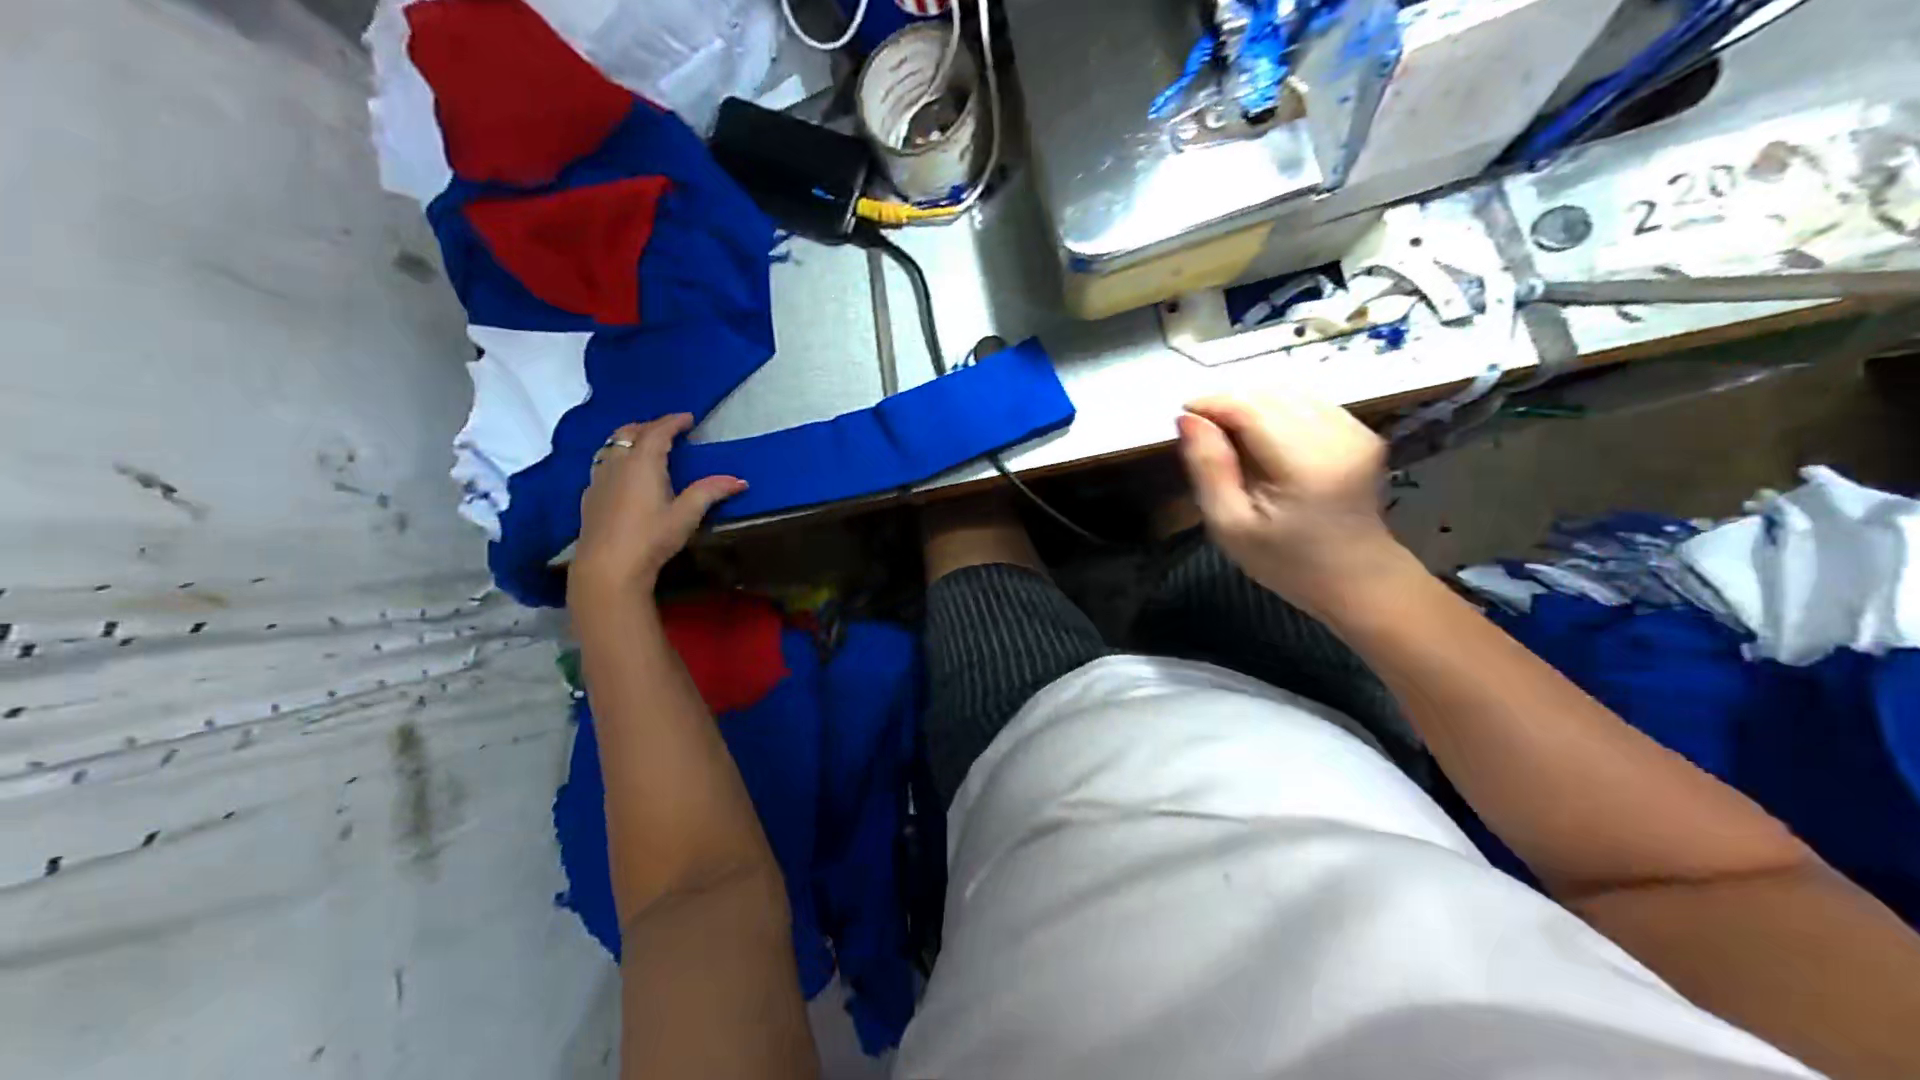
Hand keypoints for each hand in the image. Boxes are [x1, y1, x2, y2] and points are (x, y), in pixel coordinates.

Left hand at [569, 414, 746, 602]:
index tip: (688, 418)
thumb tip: (740, 481)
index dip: (674, 421)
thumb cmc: (650, 537)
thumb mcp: (686, 515)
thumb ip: (710, 492)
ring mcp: (599, 478)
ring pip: (612, 446)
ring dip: (630, 439)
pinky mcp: (588, 495)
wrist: (608, 566)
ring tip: (645, 446)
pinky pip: (603, 464)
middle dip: (650, 426)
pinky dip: (617, 458)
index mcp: (643, 462)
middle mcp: (617, 463)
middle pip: (630, 432)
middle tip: (668, 430)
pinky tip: (624, 475)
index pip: (658, 431)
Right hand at [1176, 394, 1409, 616]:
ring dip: (1253, 405)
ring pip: (1290, 393)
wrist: (1357, 580)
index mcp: (1307, 464)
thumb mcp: (1230, 525)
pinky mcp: (1361, 432)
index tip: (1183, 414)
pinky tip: (1264, 439)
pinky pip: (1308, 403)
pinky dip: (1277, 411)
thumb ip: (1209, 468)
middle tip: (1203, 430)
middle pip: (1271, 395)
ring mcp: (1355, 430)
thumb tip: (1188, 418)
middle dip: (1230, 403)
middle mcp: (1337, 436)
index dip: (1212, 403)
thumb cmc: (1287, 562)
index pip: (1251, 409)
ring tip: (1230, 434)